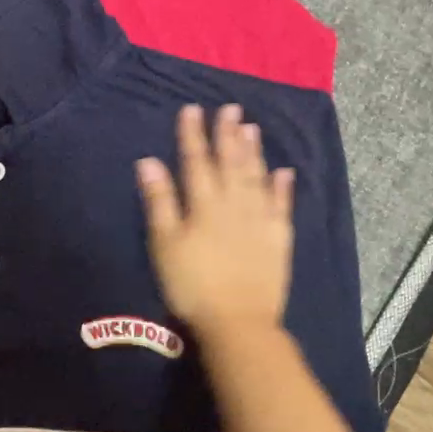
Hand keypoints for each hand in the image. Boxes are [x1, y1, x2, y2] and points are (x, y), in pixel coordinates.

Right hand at [136, 104, 295, 332]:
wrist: (237, 322)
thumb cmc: (191, 284)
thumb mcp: (164, 243)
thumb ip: (159, 201)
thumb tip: (148, 161)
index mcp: (203, 205)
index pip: (195, 161)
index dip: (192, 134)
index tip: (191, 109)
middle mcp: (234, 204)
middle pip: (230, 163)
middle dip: (227, 135)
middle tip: (230, 108)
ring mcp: (260, 220)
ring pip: (256, 178)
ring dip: (253, 152)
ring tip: (252, 128)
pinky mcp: (278, 239)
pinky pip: (281, 206)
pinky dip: (283, 187)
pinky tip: (284, 171)